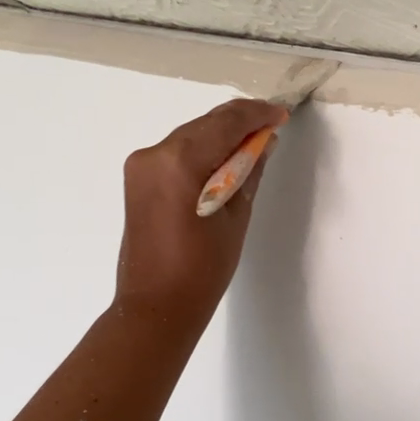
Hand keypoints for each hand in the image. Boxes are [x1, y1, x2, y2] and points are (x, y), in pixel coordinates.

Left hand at [113, 99, 287, 322]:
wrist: (156, 305)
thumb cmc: (202, 268)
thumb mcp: (236, 217)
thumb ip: (248, 171)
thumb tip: (262, 143)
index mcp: (179, 161)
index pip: (226, 122)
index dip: (257, 115)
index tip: (281, 115)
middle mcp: (154, 154)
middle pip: (205, 124)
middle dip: (240, 123)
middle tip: (272, 127)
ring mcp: (141, 166)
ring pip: (191, 136)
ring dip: (221, 137)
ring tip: (253, 147)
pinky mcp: (138, 179)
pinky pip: (177, 153)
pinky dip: (202, 152)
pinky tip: (225, 163)